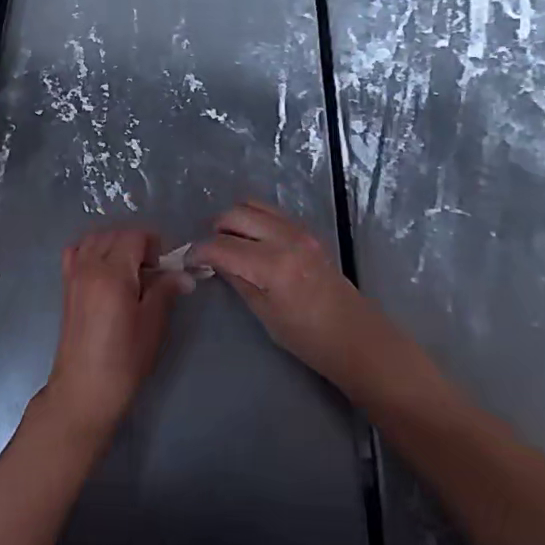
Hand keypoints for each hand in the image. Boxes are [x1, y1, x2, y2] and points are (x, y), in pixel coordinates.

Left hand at [39, 225, 186, 439]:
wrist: (85, 388)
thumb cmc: (124, 359)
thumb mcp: (152, 324)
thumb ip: (165, 291)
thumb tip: (184, 275)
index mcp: (112, 272)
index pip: (134, 236)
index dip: (153, 244)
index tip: (164, 266)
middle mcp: (89, 265)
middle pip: (114, 234)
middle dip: (136, 243)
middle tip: (152, 270)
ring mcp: (74, 274)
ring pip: (94, 238)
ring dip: (114, 243)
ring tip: (130, 270)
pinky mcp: (66, 285)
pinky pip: (76, 252)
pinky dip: (91, 250)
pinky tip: (104, 270)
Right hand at [193, 201, 386, 387]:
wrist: (357, 338)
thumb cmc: (309, 339)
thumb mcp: (264, 314)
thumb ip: (237, 279)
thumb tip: (213, 261)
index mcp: (273, 266)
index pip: (221, 246)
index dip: (198, 251)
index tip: (187, 260)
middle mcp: (286, 239)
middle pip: (235, 214)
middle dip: (215, 230)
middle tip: (209, 252)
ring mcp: (299, 231)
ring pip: (252, 205)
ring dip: (234, 220)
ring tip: (229, 243)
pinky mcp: (307, 231)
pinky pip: (270, 212)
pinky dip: (253, 219)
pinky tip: (251, 242)